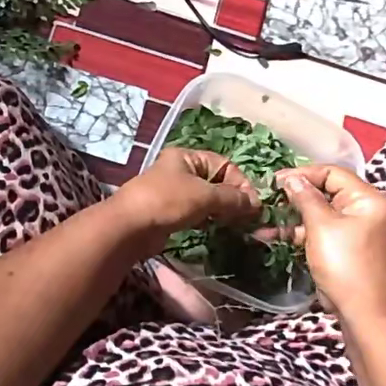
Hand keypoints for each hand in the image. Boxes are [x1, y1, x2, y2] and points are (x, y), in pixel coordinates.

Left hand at [109, 148, 260, 256]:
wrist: (130, 226)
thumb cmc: (167, 201)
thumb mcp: (205, 195)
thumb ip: (232, 198)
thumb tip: (255, 203)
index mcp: (187, 157)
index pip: (224, 164)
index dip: (241, 183)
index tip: (253, 205)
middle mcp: (180, 171)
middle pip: (216, 181)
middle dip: (234, 198)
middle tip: (248, 217)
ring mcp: (173, 192)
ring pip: (207, 199)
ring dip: (222, 210)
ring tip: (236, 224)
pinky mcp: (169, 213)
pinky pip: (196, 213)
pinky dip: (208, 219)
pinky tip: (216, 228)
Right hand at [275, 165, 385, 322]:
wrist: (365, 312)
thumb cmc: (345, 264)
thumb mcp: (321, 226)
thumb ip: (305, 198)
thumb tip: (290, 178)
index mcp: (368, 199)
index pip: (332, 173)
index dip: (302, 174)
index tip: (274, 181)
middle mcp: (364, 210)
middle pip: (325, 191)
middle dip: (294, 195)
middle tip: (266, 197)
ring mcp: (354, 229)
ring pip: (318, 212)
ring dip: (291, 215)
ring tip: (263, 217)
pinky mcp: (342, 247)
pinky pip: (318, 230)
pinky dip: (298, 232)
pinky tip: (271, 235)